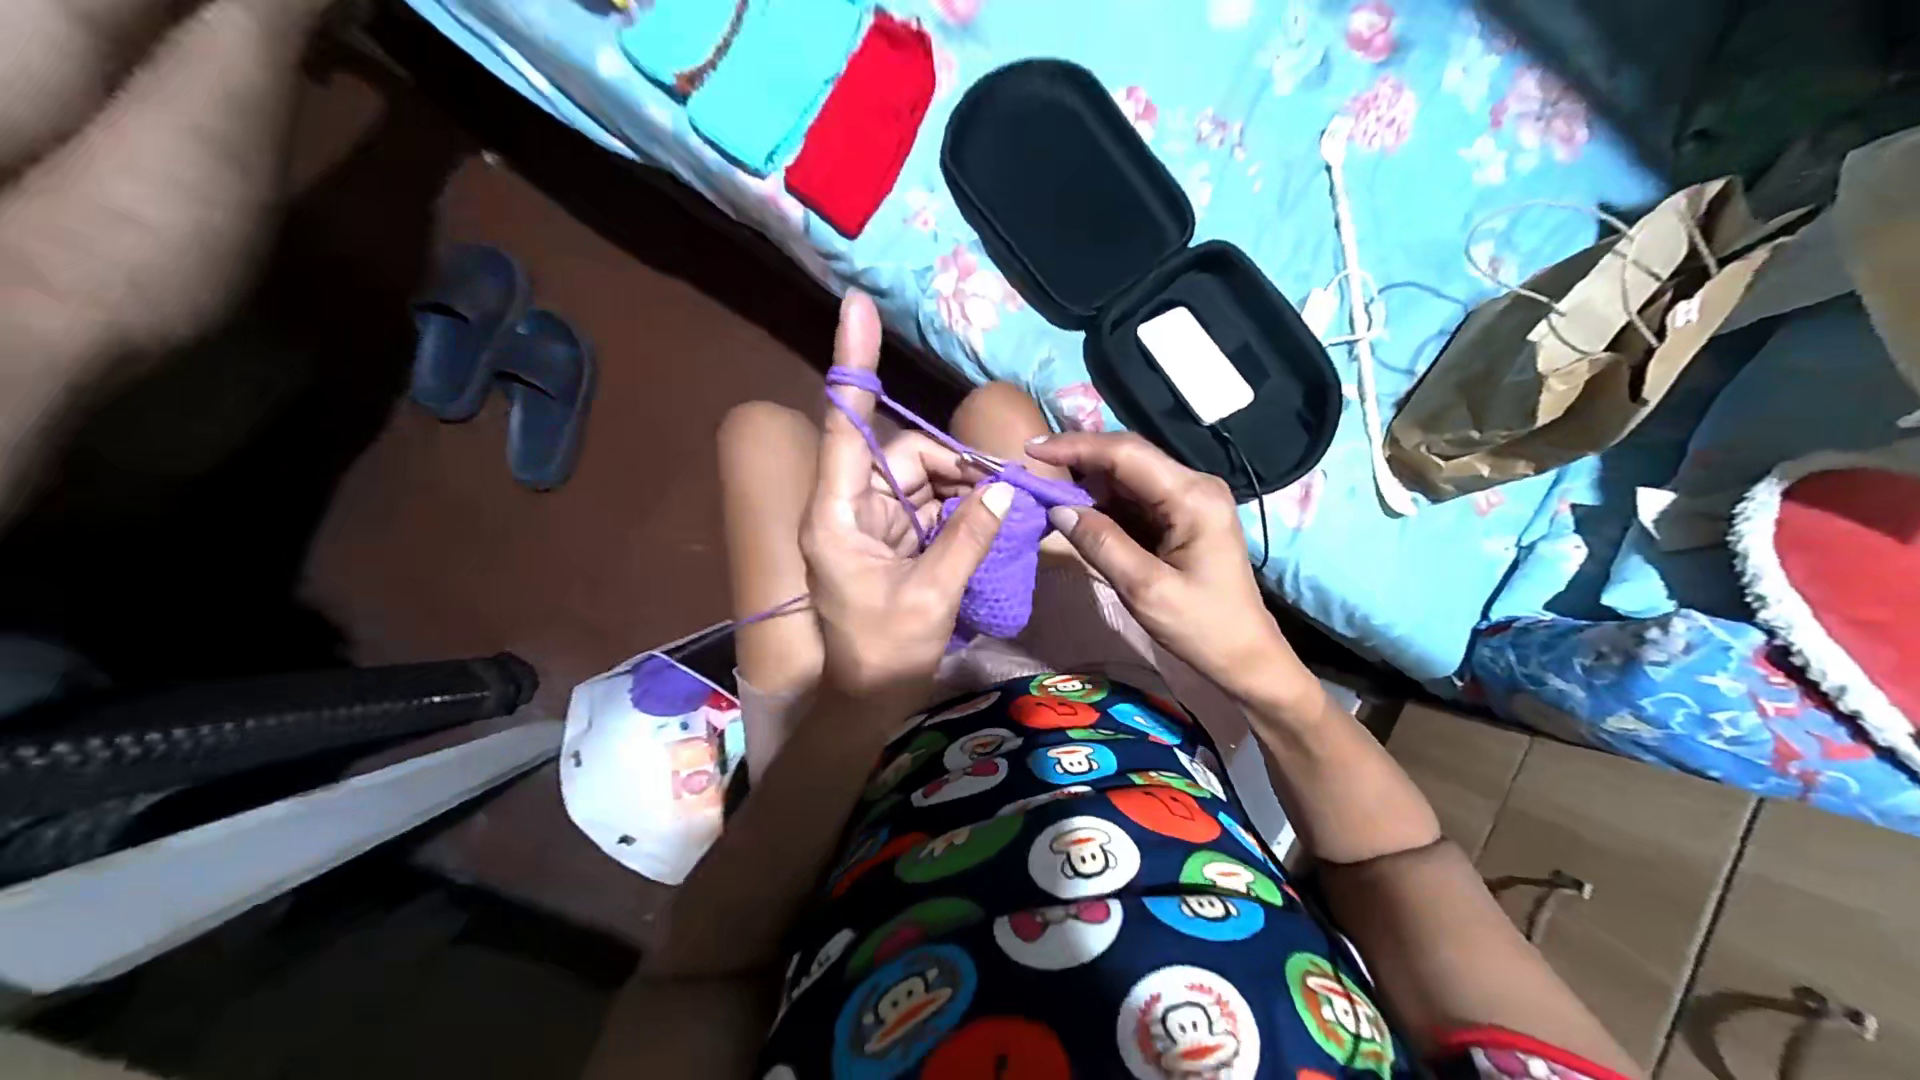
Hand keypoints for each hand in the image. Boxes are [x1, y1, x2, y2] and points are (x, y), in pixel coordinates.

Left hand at [801, 291, 1012, 704]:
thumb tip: (1003, 489)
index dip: (851, 364)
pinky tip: (989, 519)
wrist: (868, 697)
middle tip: (1005, 487)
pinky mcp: (891, 536)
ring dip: (962, 488)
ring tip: (1004, 508)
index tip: (855, 306)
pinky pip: (928, 504)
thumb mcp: (932, 595)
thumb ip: (967, 537)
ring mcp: (871, 521)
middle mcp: (849, 506)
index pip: (844, 425)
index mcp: (838, 515)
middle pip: (902, 455)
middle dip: (953, 465)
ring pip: (920, 478)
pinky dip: (959, 507)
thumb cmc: (885, 652)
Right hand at [1027, 432, 1320, 712]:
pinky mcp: (1180, 516)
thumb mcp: (1144, 588)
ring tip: (1048, 494)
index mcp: (1193, 496)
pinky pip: (1134, 498)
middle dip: (1079, 461)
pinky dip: (1102, 502)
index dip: (1076, 447)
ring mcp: (1189, 499)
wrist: (1243, 655)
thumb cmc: (1201, 626)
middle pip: (1127, 457)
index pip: (1126, 454)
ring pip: (1127, 476)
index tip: (1032, 451)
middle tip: (1033, 471)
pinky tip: (1077, 512)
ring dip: (1088, 483)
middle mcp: (1193, 486)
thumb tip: (1057, 508)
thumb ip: (1100, 543)